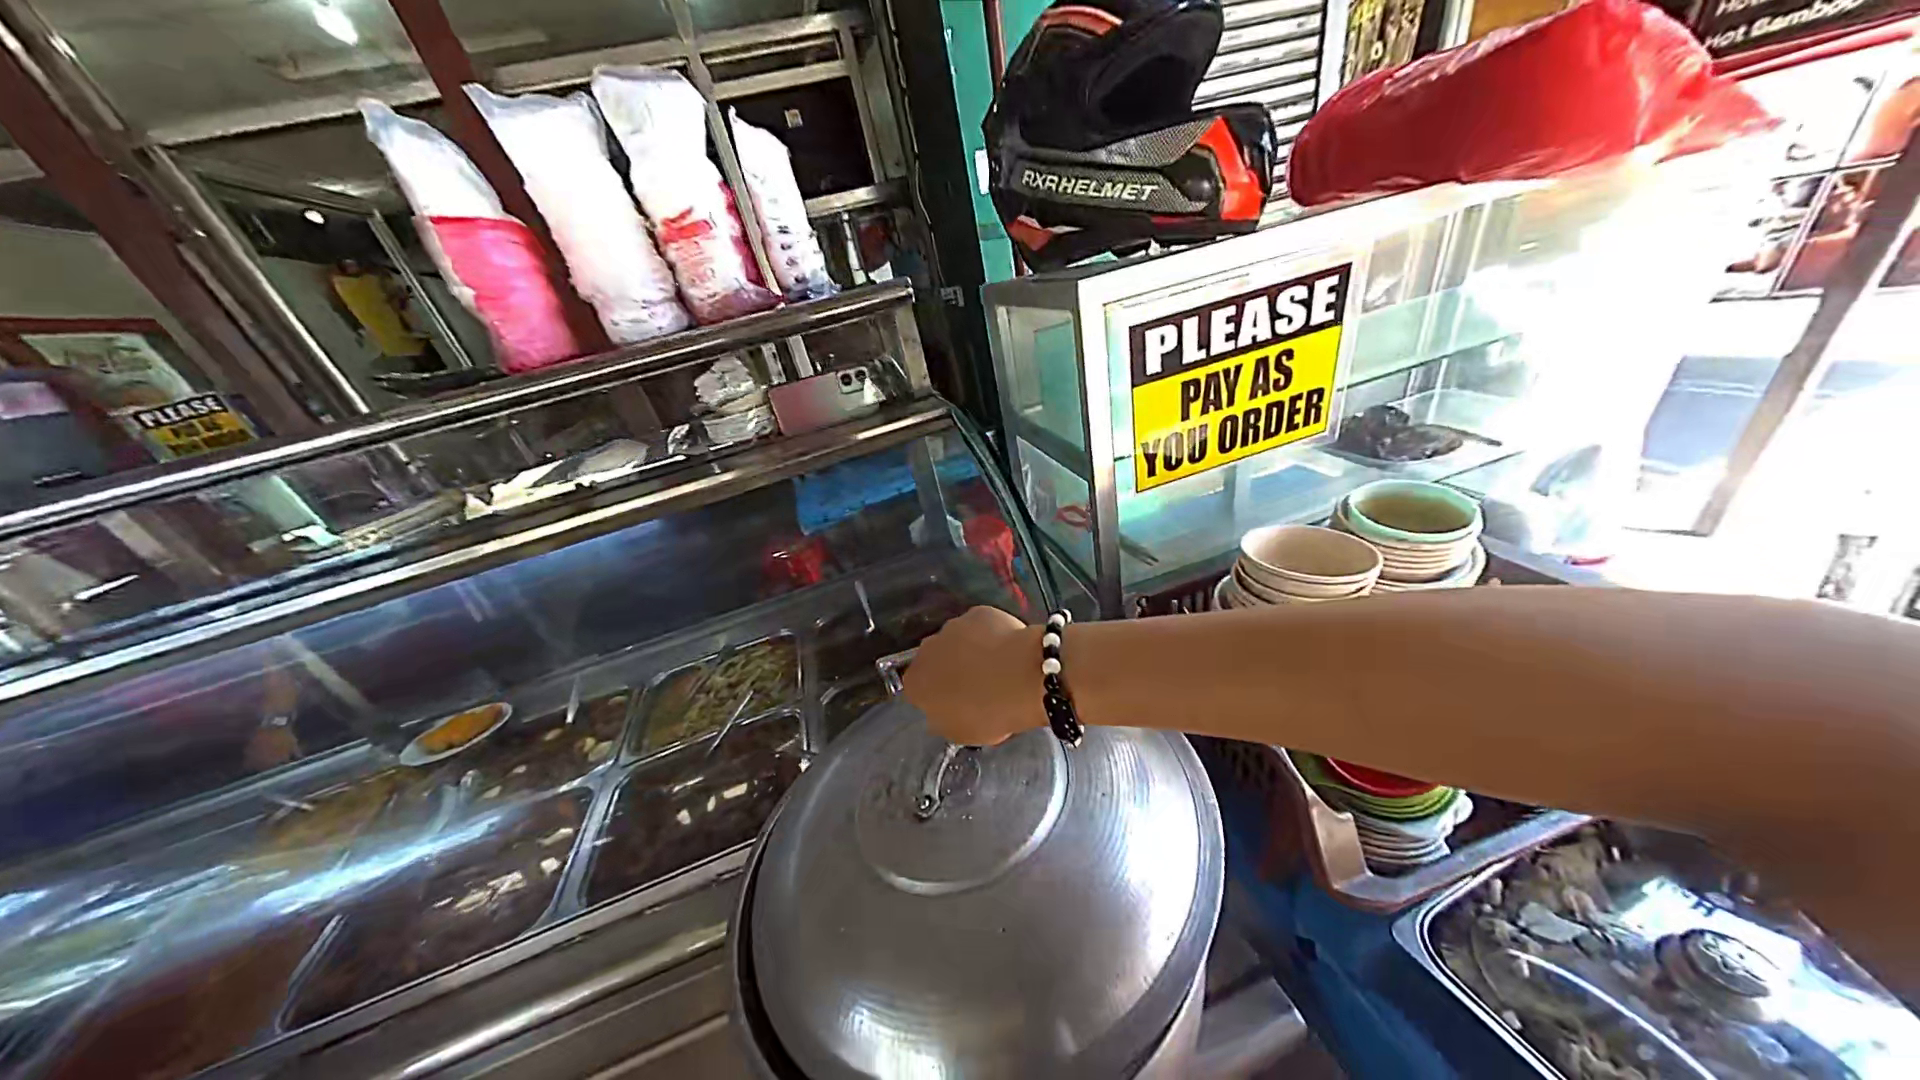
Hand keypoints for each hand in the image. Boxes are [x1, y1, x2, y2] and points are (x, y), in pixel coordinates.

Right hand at [902, 606, 1045, 745]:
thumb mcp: (960, 732)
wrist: (1022, 677)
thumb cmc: (989, 713)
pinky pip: (981, 625)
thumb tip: (941, 712)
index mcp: (916, 682)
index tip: (953, 703)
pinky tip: (1009, 648)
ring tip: (998, 666)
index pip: (916, 688)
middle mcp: (927, 649)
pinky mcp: (979, 613)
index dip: (935, 695)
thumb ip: (943, 720)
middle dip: (949, 669)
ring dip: (970, 649)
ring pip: (957, 639)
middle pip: (934, 659)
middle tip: (976, 685)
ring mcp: (953, 626)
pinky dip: (991, 634)